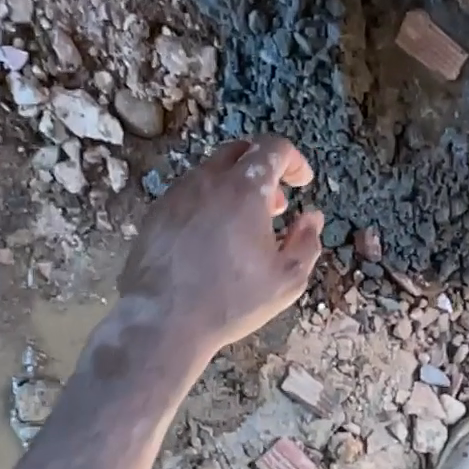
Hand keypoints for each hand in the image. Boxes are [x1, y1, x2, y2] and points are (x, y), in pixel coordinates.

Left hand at [116, 135, 321, 356]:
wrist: (164, 320)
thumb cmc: (231, 300)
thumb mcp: (287, 279)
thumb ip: (307, 242)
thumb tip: (312, 218)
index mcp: (245, 190)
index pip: (273, 148)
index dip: (293, 160)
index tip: (302, 181)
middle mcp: (208, 181)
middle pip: (239, 152)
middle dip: (264, 168)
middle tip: (277, 204)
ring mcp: (177, 195)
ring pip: (211, 173)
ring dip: (235, 188)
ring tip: (244, 227)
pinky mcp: (156, 214)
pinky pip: (189, 195)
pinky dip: (209, 204)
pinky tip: (213, 240)